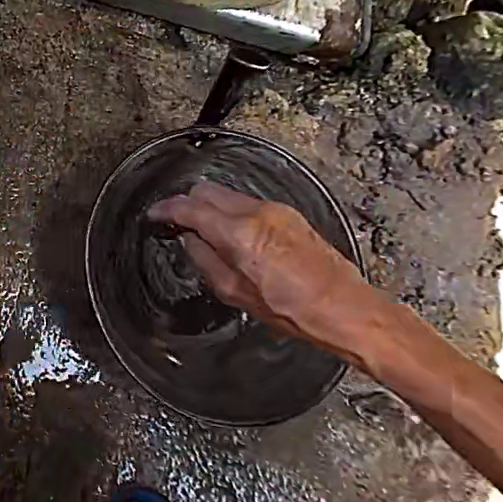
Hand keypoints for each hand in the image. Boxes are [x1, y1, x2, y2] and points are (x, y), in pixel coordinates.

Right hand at [146, 182, 377, 361]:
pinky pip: (247, 204)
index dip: (165, 209)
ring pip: (226, 195)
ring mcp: (277, 211)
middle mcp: (258, 214)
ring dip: (210, 208)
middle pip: (205, 190)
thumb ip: (204, 259)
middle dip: (186, 204)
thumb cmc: (295, 310)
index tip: (155, 215)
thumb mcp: (233, 291)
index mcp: (239, 234)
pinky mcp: (290, 216)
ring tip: (205, 234)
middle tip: (176, 223)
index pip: (188, 207)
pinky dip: (231, 213)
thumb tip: (190, 242)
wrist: (348, 311)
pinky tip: (231, 236)